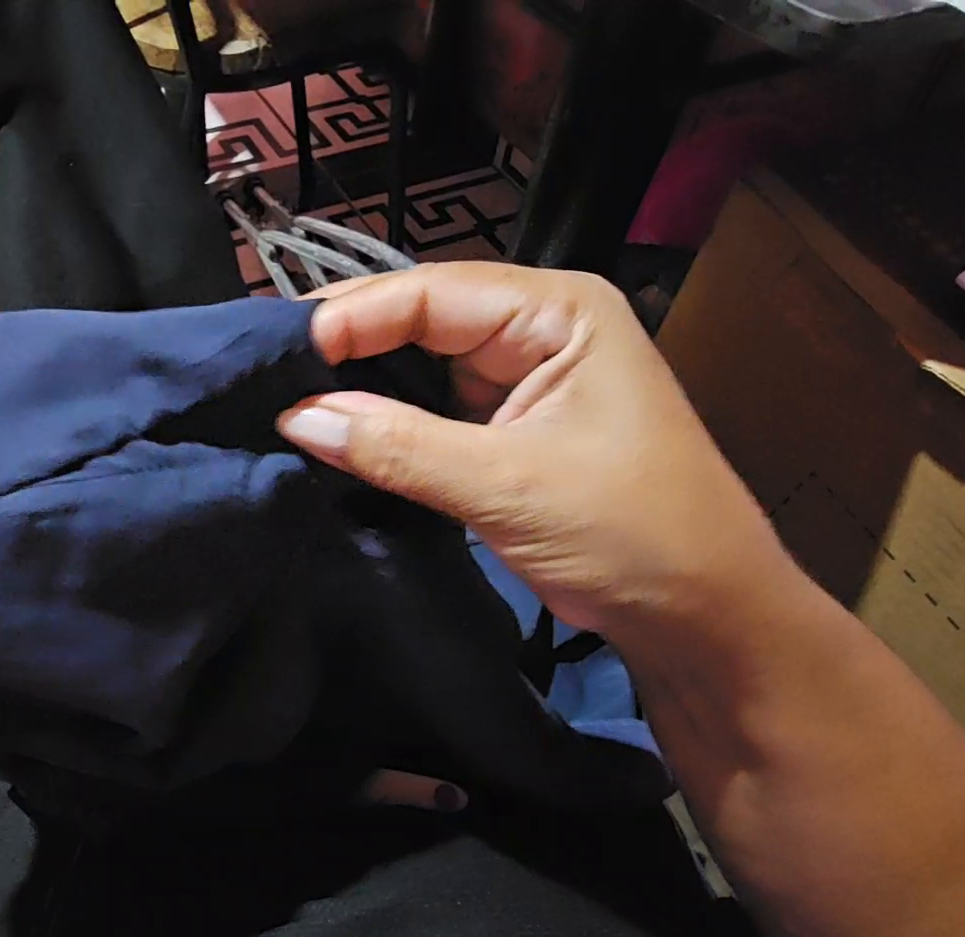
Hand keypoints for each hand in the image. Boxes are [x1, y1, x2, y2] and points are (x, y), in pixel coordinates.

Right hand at [277, 262, 794, 640]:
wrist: (699, 615)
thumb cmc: (630, 534)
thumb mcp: (507, 485)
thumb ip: (398, 447)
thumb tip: (294, 417)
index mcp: (557, 312)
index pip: (430, 294)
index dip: (349, 320)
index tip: (275, 358)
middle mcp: (536, 330)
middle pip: (419, 321)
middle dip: (346, 348)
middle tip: (264, 375)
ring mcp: (519, 380)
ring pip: (418, 367)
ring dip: (359, 387)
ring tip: (283, 400)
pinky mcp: (505, 428)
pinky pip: (429, 411)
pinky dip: (384, 424)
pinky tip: (334, 432)